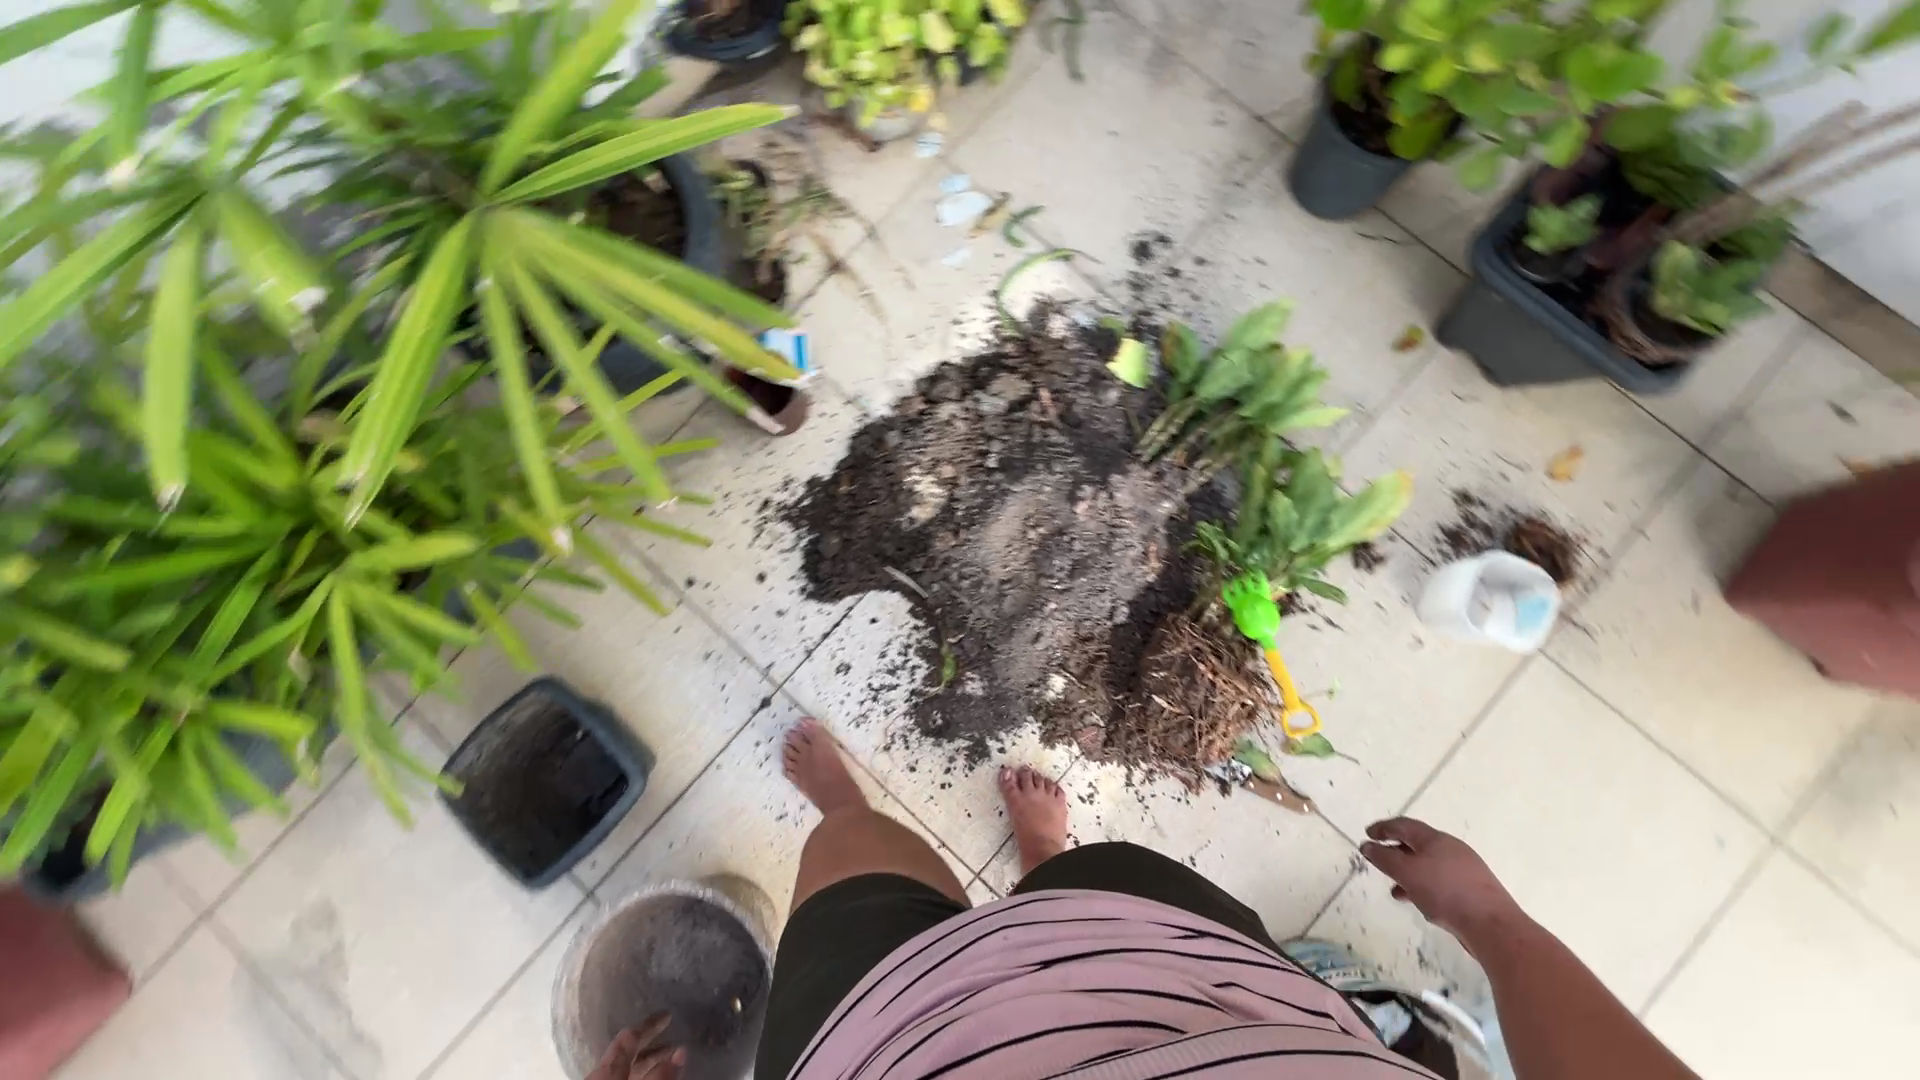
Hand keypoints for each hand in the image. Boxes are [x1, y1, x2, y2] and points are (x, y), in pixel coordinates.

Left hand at [589, 1013, 685, 1079]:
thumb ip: (659, 1075)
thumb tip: (682, 1050)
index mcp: (607, 1067)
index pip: (629, 1037)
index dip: (650, 1024)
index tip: (668, 1014)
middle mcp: (600, 1071)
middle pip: (626, 1053)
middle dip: (651, 1045)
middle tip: (673, 1039)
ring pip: (623, 1067)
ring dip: (645, 1061)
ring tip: (667, 1059)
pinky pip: (620, 1076)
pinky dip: (637, 1073)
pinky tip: (648, 1075)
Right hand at [1360, 817, 1525, 944]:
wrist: (1493, 926)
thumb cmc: (1444, 892)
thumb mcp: (1406, 873)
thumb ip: (1384, 858)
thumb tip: (1367, 846)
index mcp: (1435, 839)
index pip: (1404, 825)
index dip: (1383, 828)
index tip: (1367, 834)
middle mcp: (1451, 849)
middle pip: (1417, 844)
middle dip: (1395, 851)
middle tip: (1379, 859)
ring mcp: (1465, 870)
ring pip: (1428, 865)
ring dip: (1408, 873)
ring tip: (1394, 888)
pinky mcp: (1473, 890)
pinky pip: (1440, 882)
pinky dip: (1424, 886)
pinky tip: (1418, 901)